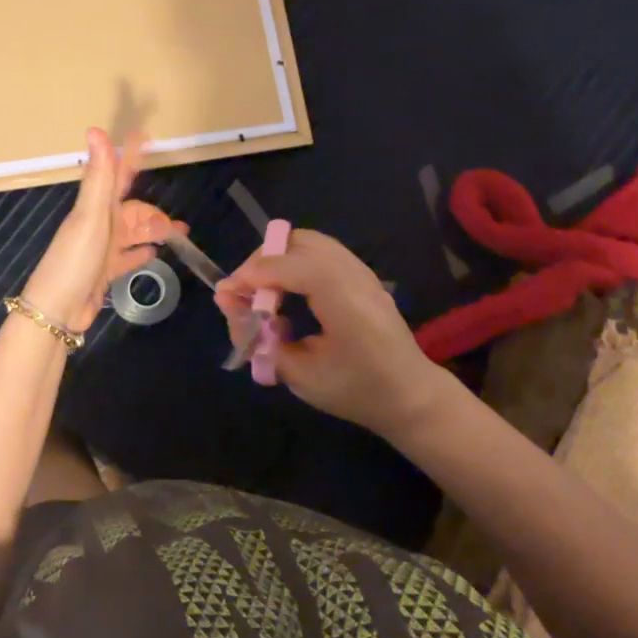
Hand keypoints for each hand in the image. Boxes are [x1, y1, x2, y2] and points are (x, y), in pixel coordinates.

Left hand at [21, 128, 186, 332]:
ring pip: (133, 233)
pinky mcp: (103, 273)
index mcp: (95, 208)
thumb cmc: (74, 260)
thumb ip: (99, 177)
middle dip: (153, 213)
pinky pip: (127, 257)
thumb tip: (95, 129)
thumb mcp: (90, 216)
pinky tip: (155, 254)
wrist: (57, 310)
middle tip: (179, 226)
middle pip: (132, 211)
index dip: (129, 156)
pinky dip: (141, 253)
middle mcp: (98, 225)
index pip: (117, 175)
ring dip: (154, 232)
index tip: (144, 135)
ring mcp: (101, 250)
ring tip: (179, 236)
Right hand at [215, 229, 452, 435]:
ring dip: (276, 258)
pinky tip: (283, 290)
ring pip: (308, 241)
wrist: (411, 396)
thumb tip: (226, 302)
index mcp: (349, 309)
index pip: (299, 267)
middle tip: (242, 292)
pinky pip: (319, 251)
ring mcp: (363, 273)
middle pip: (301, 242)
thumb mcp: (299, 376)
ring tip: (259, 290)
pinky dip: (291, 261)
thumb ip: (259, 339)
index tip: (229, 294)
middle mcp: (359, 280)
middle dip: (261, 261)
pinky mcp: (361, 274)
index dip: (258, 273)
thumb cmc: (356, 393)